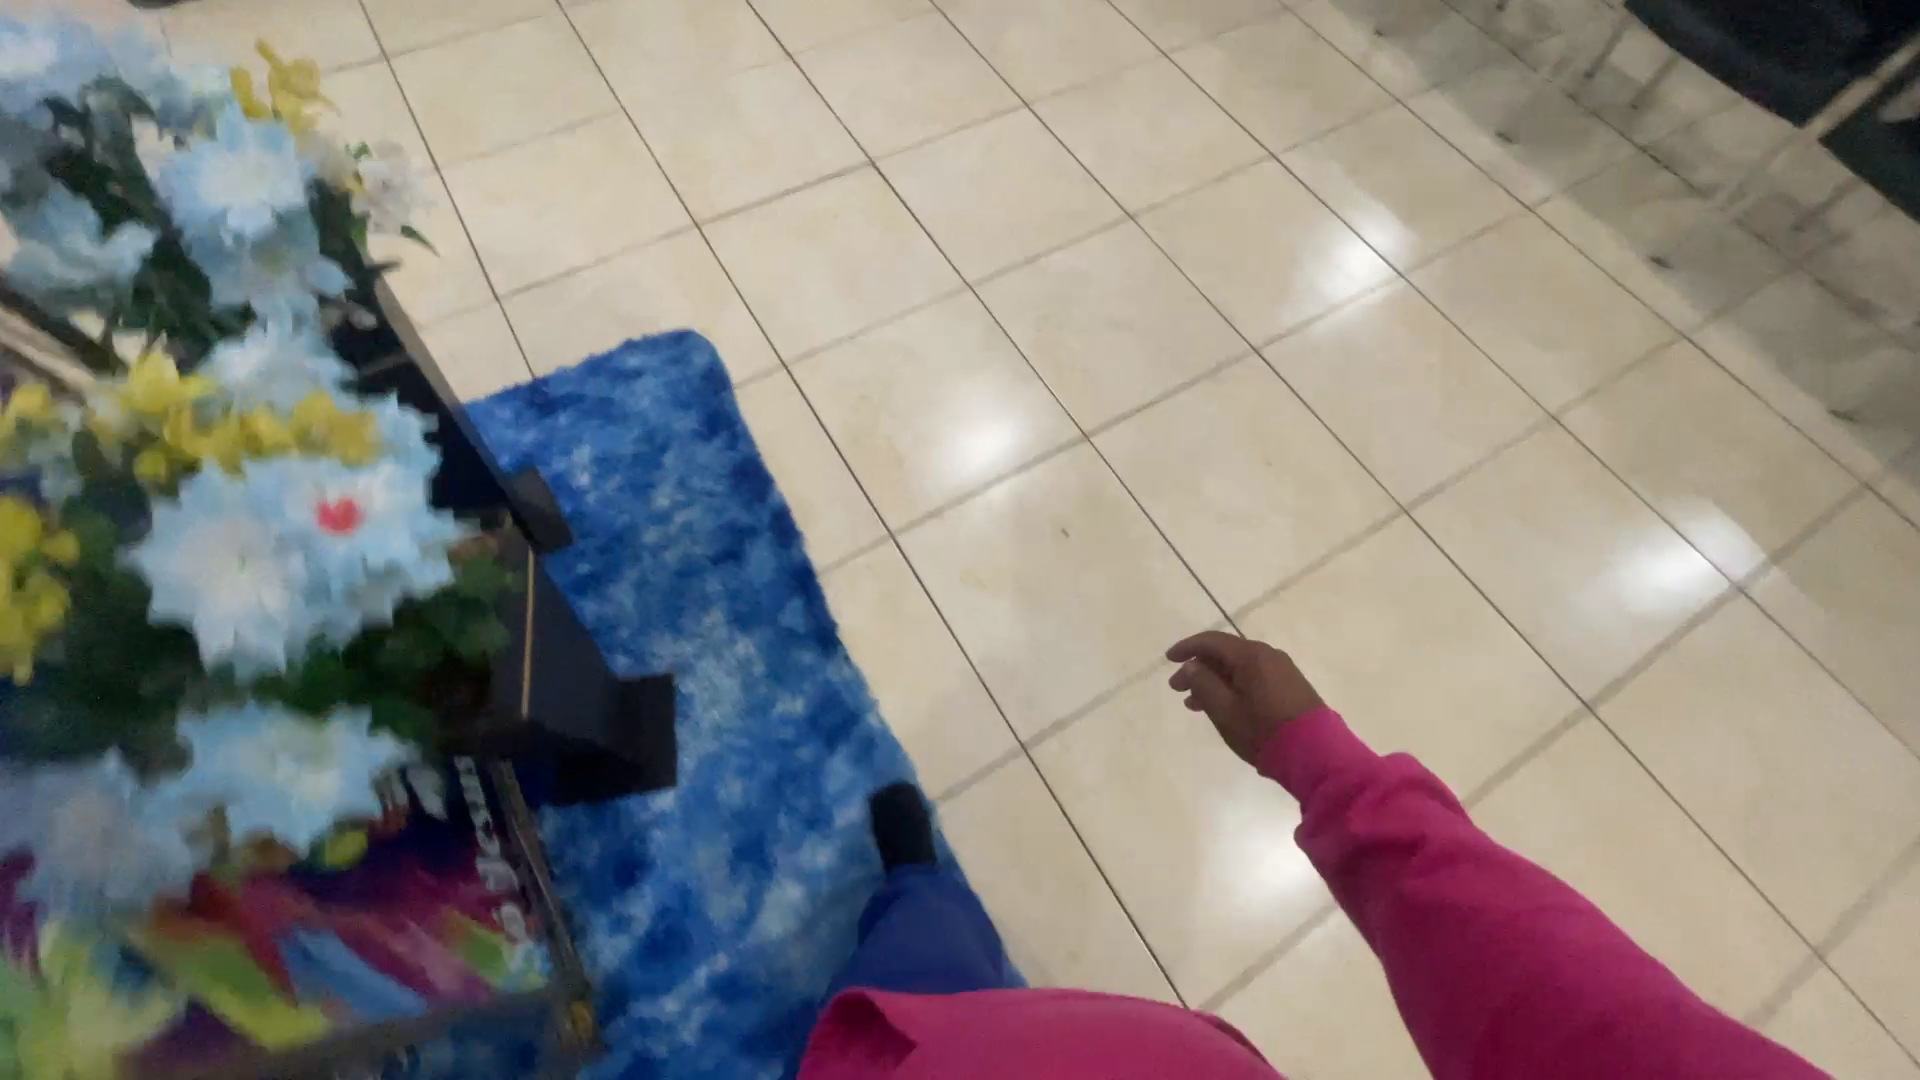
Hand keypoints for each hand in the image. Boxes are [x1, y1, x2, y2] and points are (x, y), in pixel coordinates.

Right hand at [1167, 631, 1324, 767]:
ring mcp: (1282, 671)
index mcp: (1250, 655)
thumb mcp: (1224, 710)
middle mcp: (1268, 656)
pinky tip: (1222, 706)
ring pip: (1238, 668)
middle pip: (1225, 654)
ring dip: (1214, 681)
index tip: (1169, 659)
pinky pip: (1253, 678)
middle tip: (1177, 688)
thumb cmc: (1263, 730)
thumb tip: (1192, 665)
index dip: (1187, 648)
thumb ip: (1203, 683)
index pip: (1211, 641)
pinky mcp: (1291, 687)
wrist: (1317, 755)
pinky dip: (1232, 687)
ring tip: (1194, 703)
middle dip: (1198, 668)